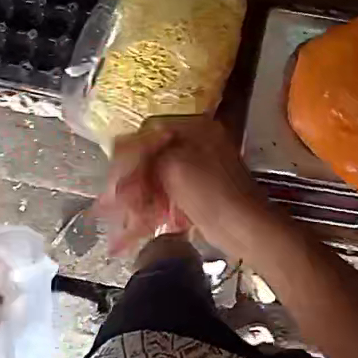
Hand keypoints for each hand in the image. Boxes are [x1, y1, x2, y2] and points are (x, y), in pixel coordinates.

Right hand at [103, 117, 279, 259]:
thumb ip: (145, 155)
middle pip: (149, 158)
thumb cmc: (213, 194)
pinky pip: (167, 197)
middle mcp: (196, 143)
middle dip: (129, 184)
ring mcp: (198, 169)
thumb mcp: (174, 166)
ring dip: (136, 202)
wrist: (247, 229)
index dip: (125, 157)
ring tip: (123, 222)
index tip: (112, 181)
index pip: (147, 133)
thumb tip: (120, 151)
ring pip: (155, 181)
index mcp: (194, 128)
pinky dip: (152, 212)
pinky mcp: (198, 194)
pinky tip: (138, 229)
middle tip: (110, 205)